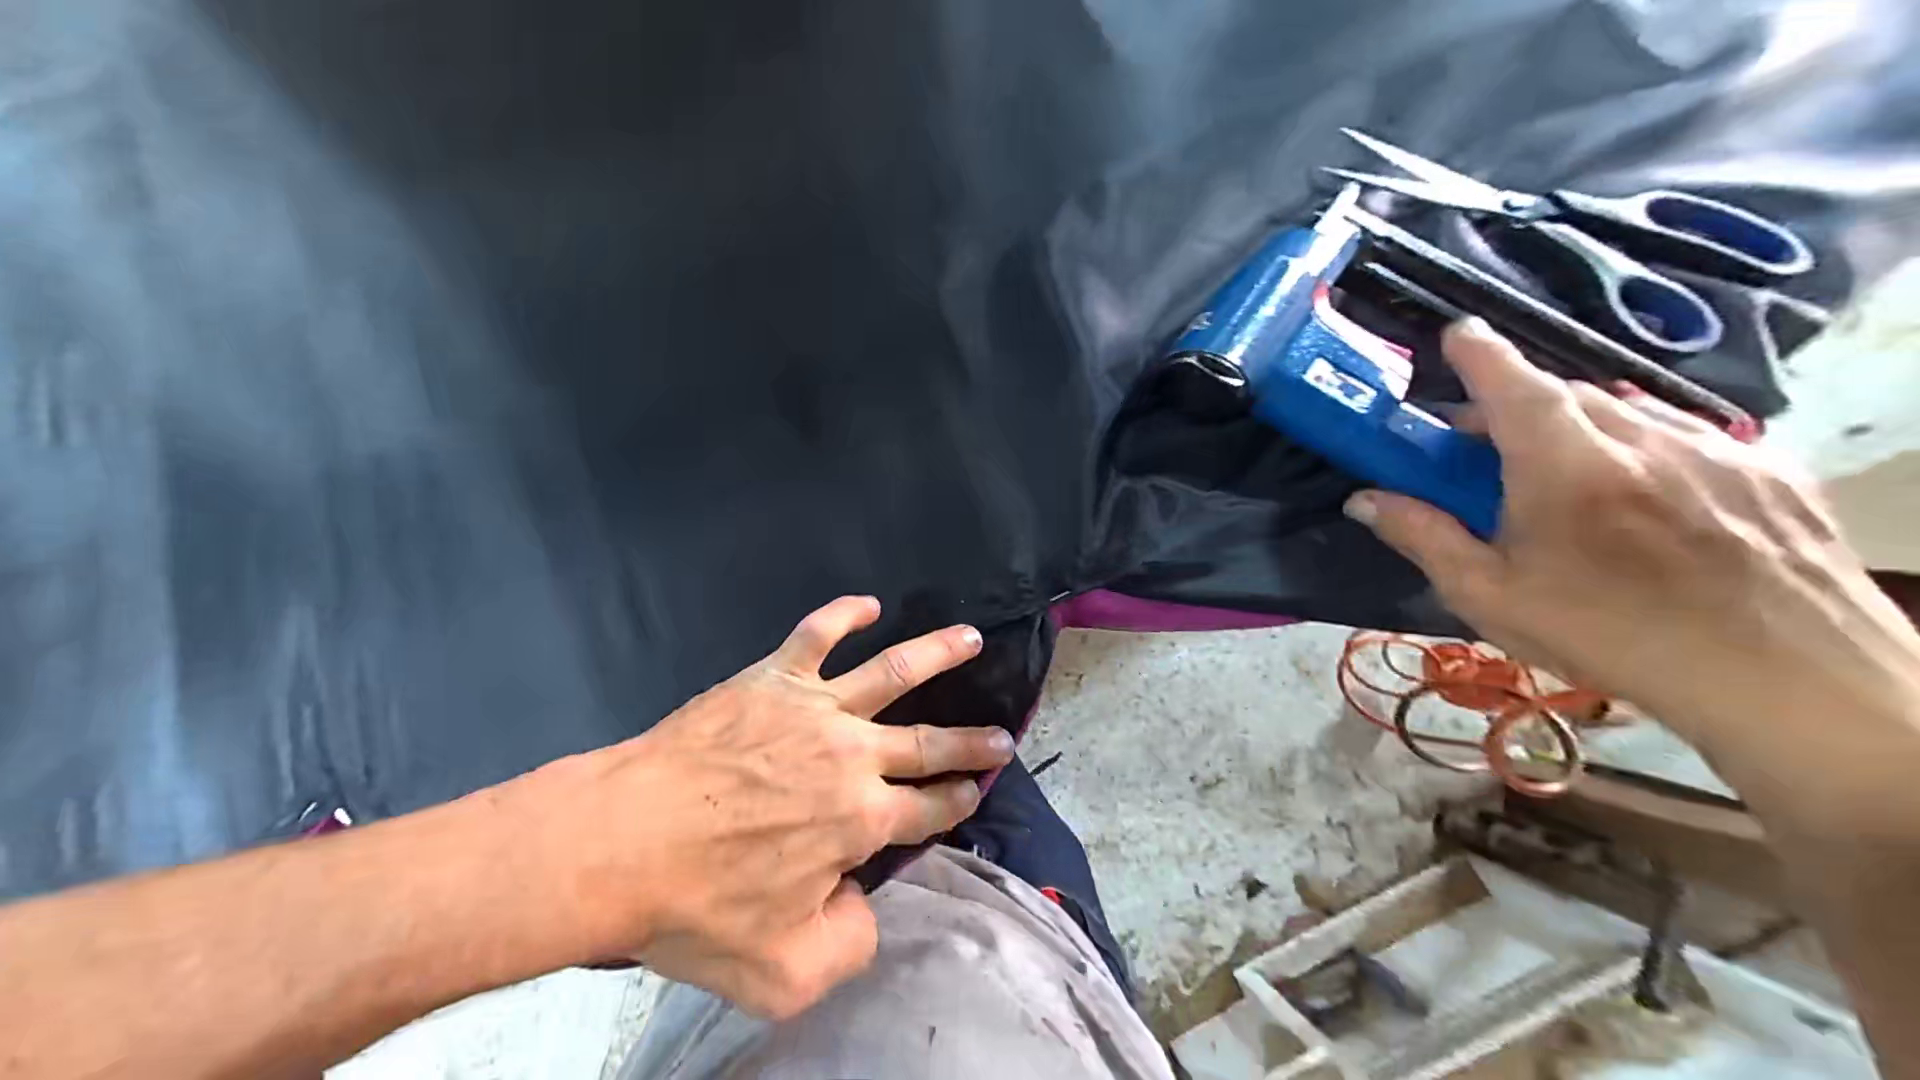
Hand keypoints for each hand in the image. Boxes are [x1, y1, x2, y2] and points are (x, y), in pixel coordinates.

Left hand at [502, 595, 1012, 1017]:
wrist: (618, 843)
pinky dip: (843, 615)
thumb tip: (865, 904)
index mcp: (861, 822)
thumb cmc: (696, 907)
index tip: (975, 790)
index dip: (957, 801)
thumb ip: (848, 947)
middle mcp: (854, 756)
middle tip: (1002, 734)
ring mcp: (815, 708)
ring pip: (893, 672)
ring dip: (937, 654)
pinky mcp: (774, 677)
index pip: (928, 809)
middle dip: (972, 741)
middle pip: (929, 742)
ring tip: (969, 637)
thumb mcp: (783, 973)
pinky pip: (817, 634)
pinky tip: (867, 604)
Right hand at [1344, 318, 1919, 750]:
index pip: (1513, 385)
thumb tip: (1363, 499)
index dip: (1479, 354)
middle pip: (1565, 397)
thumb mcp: (1489, 595)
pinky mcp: (1770, 469)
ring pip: (1627, 412)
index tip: (1456, 334)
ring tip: (1563, 474)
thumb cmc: (1611, 637)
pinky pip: (1687, 436)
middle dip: (1516, 408)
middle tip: (1485, 449)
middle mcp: (1643, 439)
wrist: (1789, 684)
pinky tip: (1642, 494)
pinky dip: (1643, 446)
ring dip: (1579, 427)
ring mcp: (1716, 449)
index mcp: (1566, 467)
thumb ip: (1422, 536)